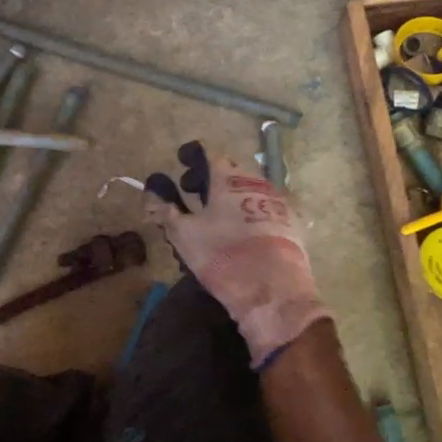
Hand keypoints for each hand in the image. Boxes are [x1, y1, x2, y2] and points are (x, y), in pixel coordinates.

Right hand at [147, 141, 330, 366]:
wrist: (273, 289)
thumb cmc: (222, 255)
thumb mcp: (184, 235)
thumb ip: (165, 210)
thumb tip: (150, 193)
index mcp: (228, 177)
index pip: (208, 152)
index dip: (192, 155)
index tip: (181, 161)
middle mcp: (255, 180)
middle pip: (230, 169)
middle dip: (210, 177)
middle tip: (193, 192)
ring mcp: (276, 199)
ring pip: (248, 188)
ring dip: (231, 194)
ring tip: (217, 214)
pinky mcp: (291, 221)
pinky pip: (265, 206)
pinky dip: (250, 210)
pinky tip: (243, 230)